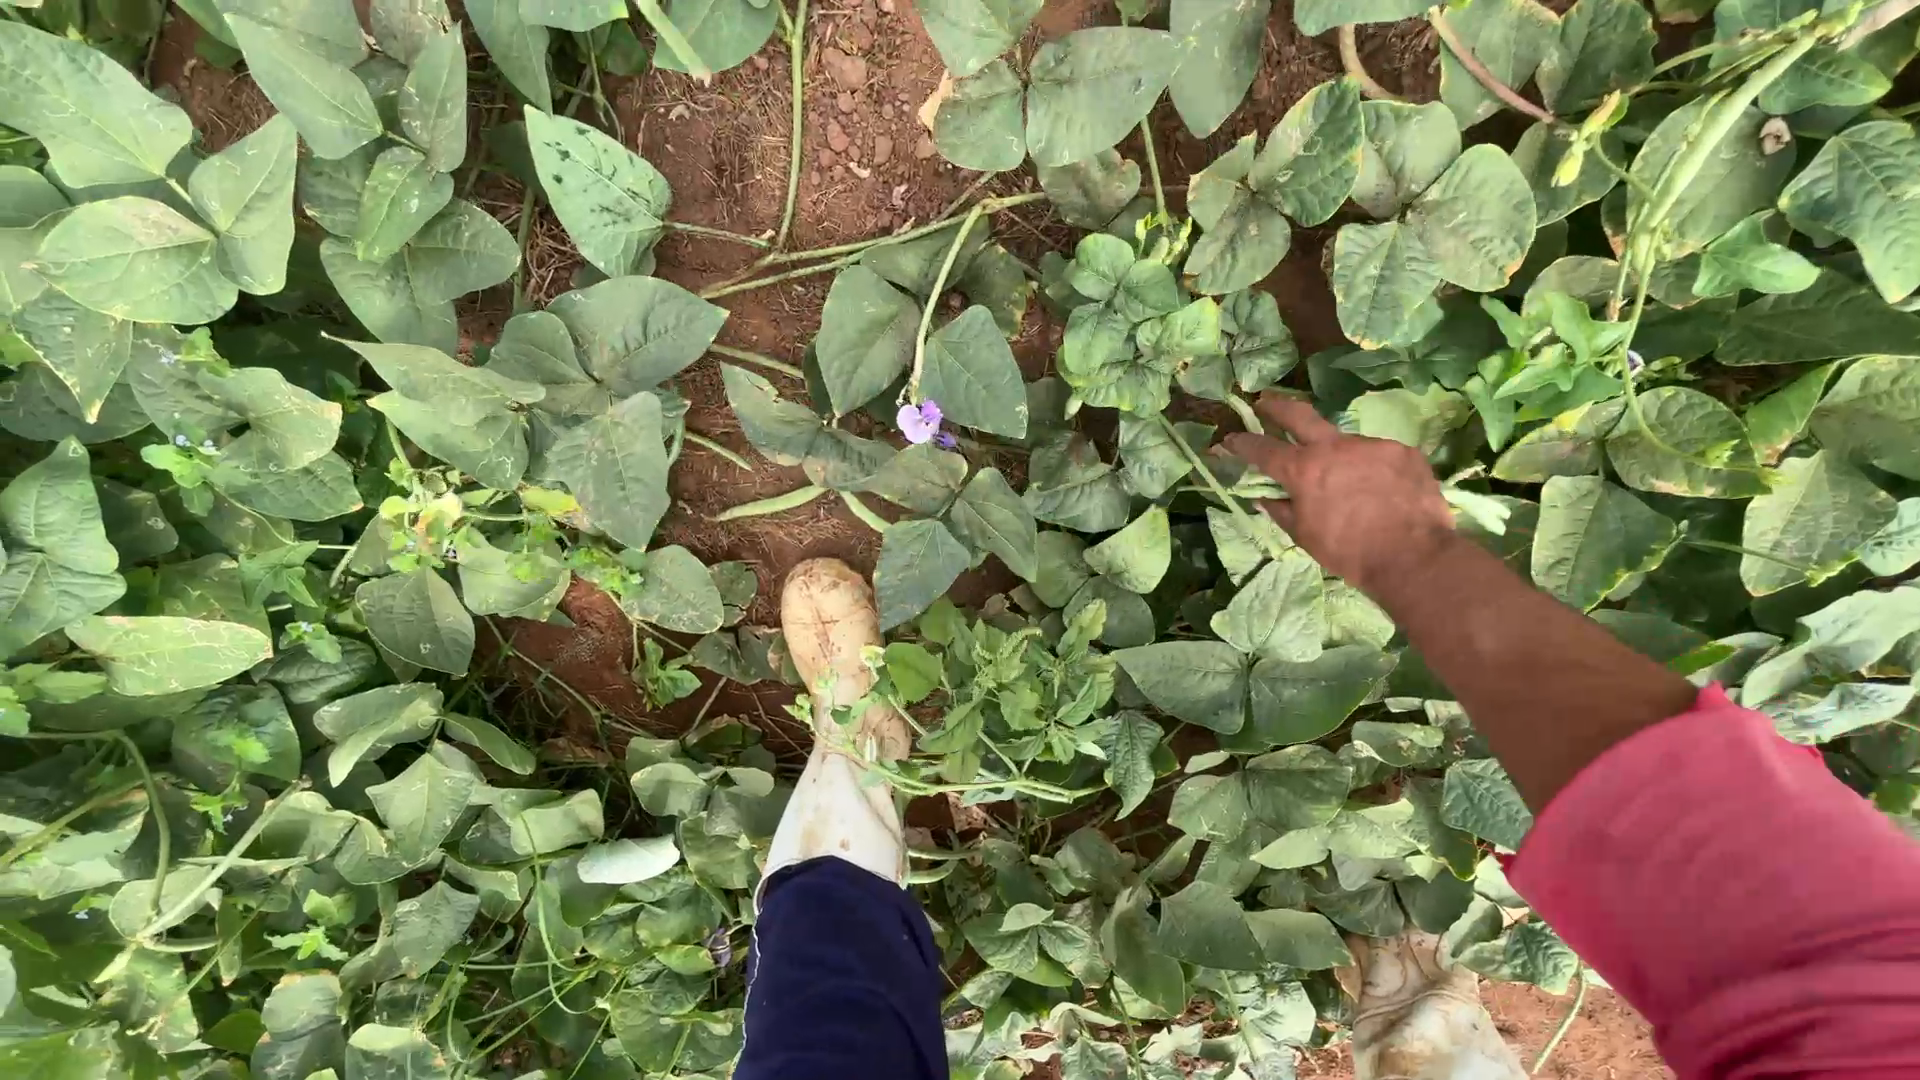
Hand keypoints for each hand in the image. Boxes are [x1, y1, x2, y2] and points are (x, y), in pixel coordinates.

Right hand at [1222, 394, 1453, 594]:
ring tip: (1347, 483)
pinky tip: (1379, 490)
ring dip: (1337, 456)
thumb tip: (1266, 497)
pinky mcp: (1403, 452)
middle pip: (1299, 415)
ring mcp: (1371, 445)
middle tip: (1265, 404)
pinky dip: (1370, 469)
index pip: (1262, 449)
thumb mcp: (1304, 535)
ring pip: (1345, 443)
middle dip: (1276, 407)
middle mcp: (1334, 447)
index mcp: (1303, 469)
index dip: (1242, 443)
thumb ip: (1281, 510)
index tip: (1230, 440)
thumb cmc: (1348, 551)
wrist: (1413, 557)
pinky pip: (1378, 455)